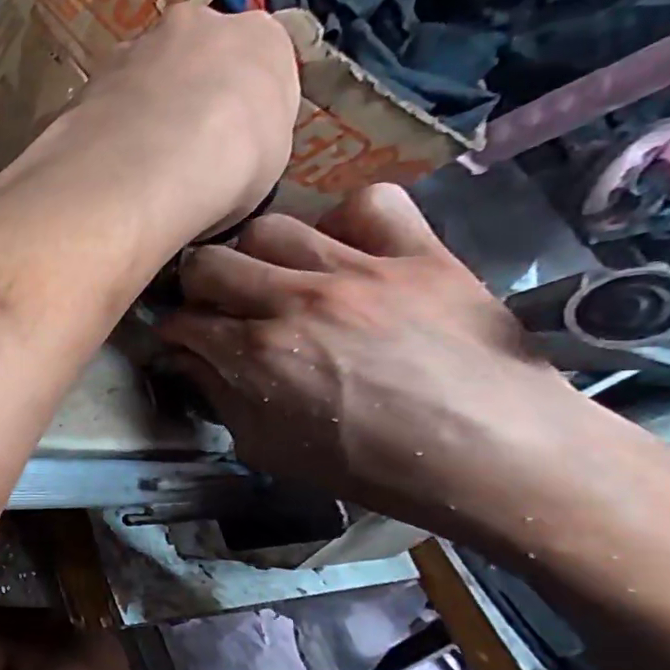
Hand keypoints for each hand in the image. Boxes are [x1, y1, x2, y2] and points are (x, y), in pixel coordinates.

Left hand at [7, 3, 300, 243]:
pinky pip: (103, 105)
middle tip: (180, 149)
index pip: (257, 61)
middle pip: (195, 57)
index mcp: (260, 36)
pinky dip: (105, 129)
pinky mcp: (89, 79)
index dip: (241, 105)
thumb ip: (254, 133)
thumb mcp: (271, 157)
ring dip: (141, 109)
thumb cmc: (234, 163)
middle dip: (187, 95)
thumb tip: (228, 146)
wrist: (147, 166)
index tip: (230, 141)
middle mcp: (197, 24)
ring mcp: (135, 47)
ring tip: (136, 164)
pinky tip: (106, 167)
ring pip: (142, 76)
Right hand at [156, 184, 669, 545]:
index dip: (172, 331)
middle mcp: (296, 301)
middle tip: (216, 304)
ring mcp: (360, 269)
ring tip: (276, 275)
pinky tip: (346, 249)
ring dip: (258, 253)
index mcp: (257, 356)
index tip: (181, 338)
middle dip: (198, 285)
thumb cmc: (374, 467)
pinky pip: (368, 203)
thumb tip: (187, 360)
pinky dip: (346, 220)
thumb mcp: (271, 450)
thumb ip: (221, 398)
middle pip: (210, 262)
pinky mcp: (419, 252)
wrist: (497, 456)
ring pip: (272, 226)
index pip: (183, 321)